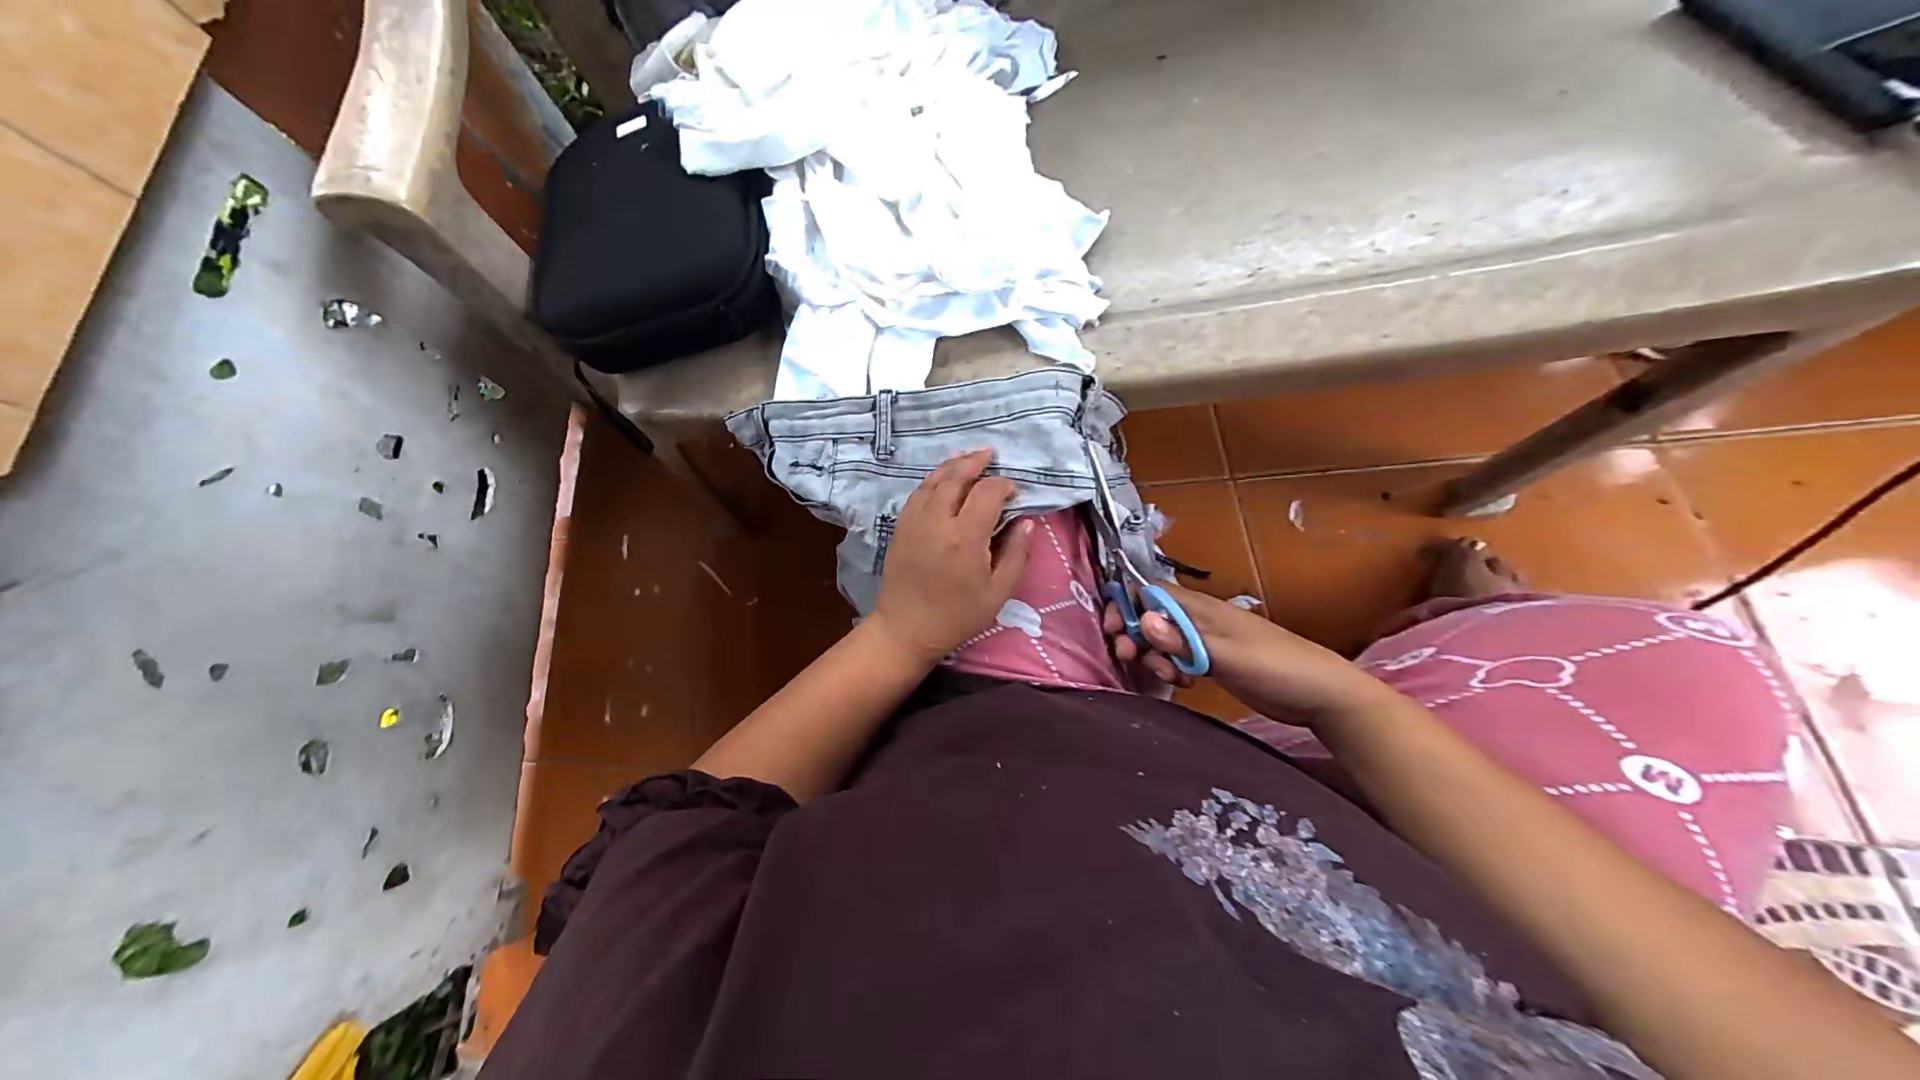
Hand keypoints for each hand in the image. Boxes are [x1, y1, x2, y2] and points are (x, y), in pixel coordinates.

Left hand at [870, 449, 1034, 663]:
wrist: (907, 628)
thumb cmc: (957, 615)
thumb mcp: (998, 592)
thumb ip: (1016, 554)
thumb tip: (1026, 523)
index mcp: (965, 537)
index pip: (987, 493)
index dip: (1003, 485)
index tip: (1014, 491)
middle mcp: (937, 521)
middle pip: (956, 477)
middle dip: (975, 462)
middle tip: (989, 454)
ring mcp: (915, 521)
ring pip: (933, 481)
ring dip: (953, 466)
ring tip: (968, 458)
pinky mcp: (901, 527)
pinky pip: (918, 493)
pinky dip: (933, 481)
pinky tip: (942, 479)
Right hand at [1106, 584, 1392, 722]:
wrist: (1321, 693)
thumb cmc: (1275, 666)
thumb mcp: (1224, 655)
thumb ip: (1182, 639)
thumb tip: (1142, 619)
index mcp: (1200, 607)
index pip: (1149, 592)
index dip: (1127, 606)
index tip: (1117, 632)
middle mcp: (1198, 618)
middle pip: (1150, 616)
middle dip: (1135, 636)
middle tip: (1134, 660)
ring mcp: (1206, 639)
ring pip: (1163, 639)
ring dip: (1154, 657)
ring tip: (1169, 678)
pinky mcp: (1213, 659)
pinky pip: (1178, 656)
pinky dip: (1172, 667)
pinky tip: (1184, 683)